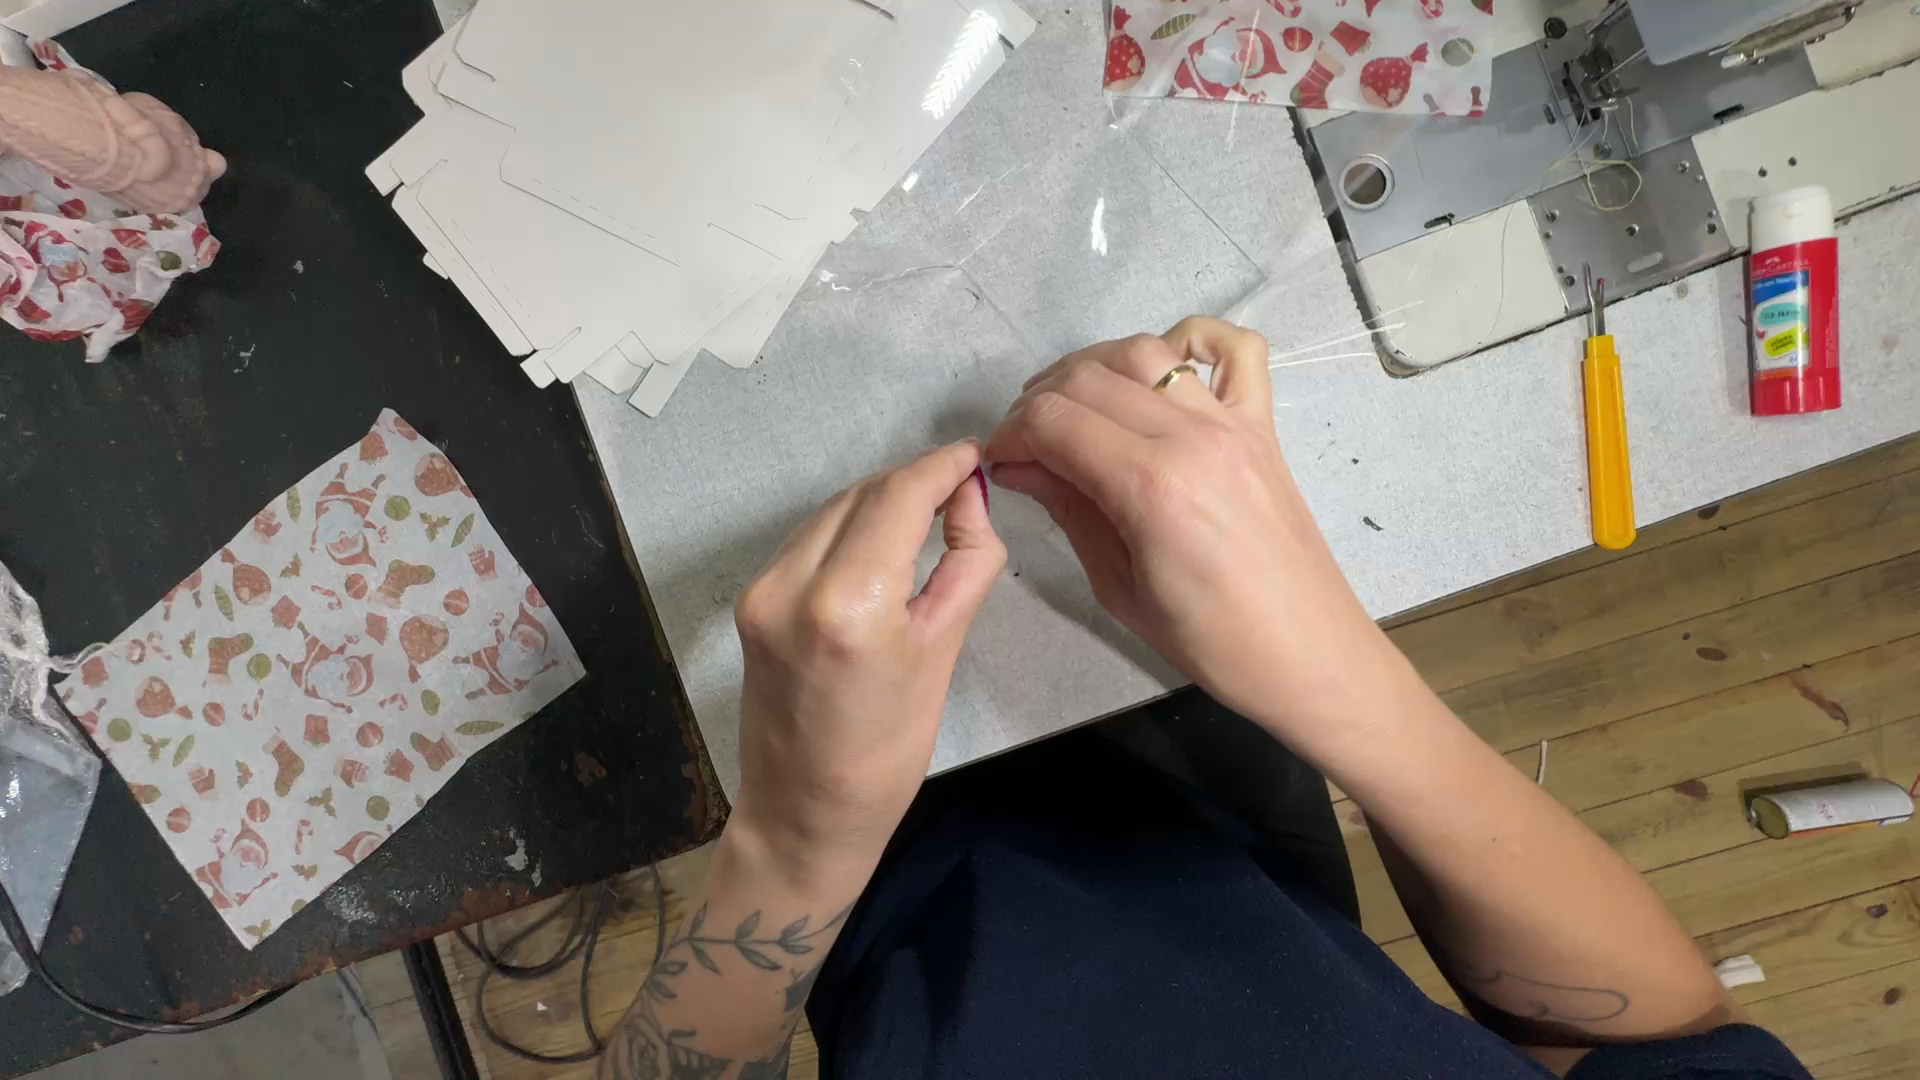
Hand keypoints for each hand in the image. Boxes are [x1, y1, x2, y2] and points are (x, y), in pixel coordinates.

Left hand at [730, 440, 1004, 883]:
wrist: (802, 814)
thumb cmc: (888, 752)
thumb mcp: (943, 654)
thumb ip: (966, 562)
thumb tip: (970, 499)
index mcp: (849, 603)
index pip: (899, 498)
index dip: (941, 466)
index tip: (973, 455)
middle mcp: (792, 581)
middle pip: (864, 494)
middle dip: (916, 480)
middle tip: (962, 489)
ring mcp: (762, 588)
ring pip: (834, 509)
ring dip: (883, 500)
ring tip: (929, 511)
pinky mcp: (752, 598)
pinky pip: (811, 537)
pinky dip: (852, 525)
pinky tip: (882, 540)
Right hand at [985, 317, 1396, 737]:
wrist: (1305, 653)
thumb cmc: (1206, 640)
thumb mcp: (1116, 584)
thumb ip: (1067, 508)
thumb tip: (1015, 466)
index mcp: (1149, 485)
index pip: (1053, 420)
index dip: (1010, 434)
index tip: (1000, 461)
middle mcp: (1190, 435)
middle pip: (1087, 378)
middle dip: (1037, 403)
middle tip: (1025, 444)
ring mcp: (1233, 421)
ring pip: (1143, 351)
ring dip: (1091, 368)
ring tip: (1072, 408)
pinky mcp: (1262, 423)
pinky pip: (1234, 348)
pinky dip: (1190, 339)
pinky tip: (1161, 373)